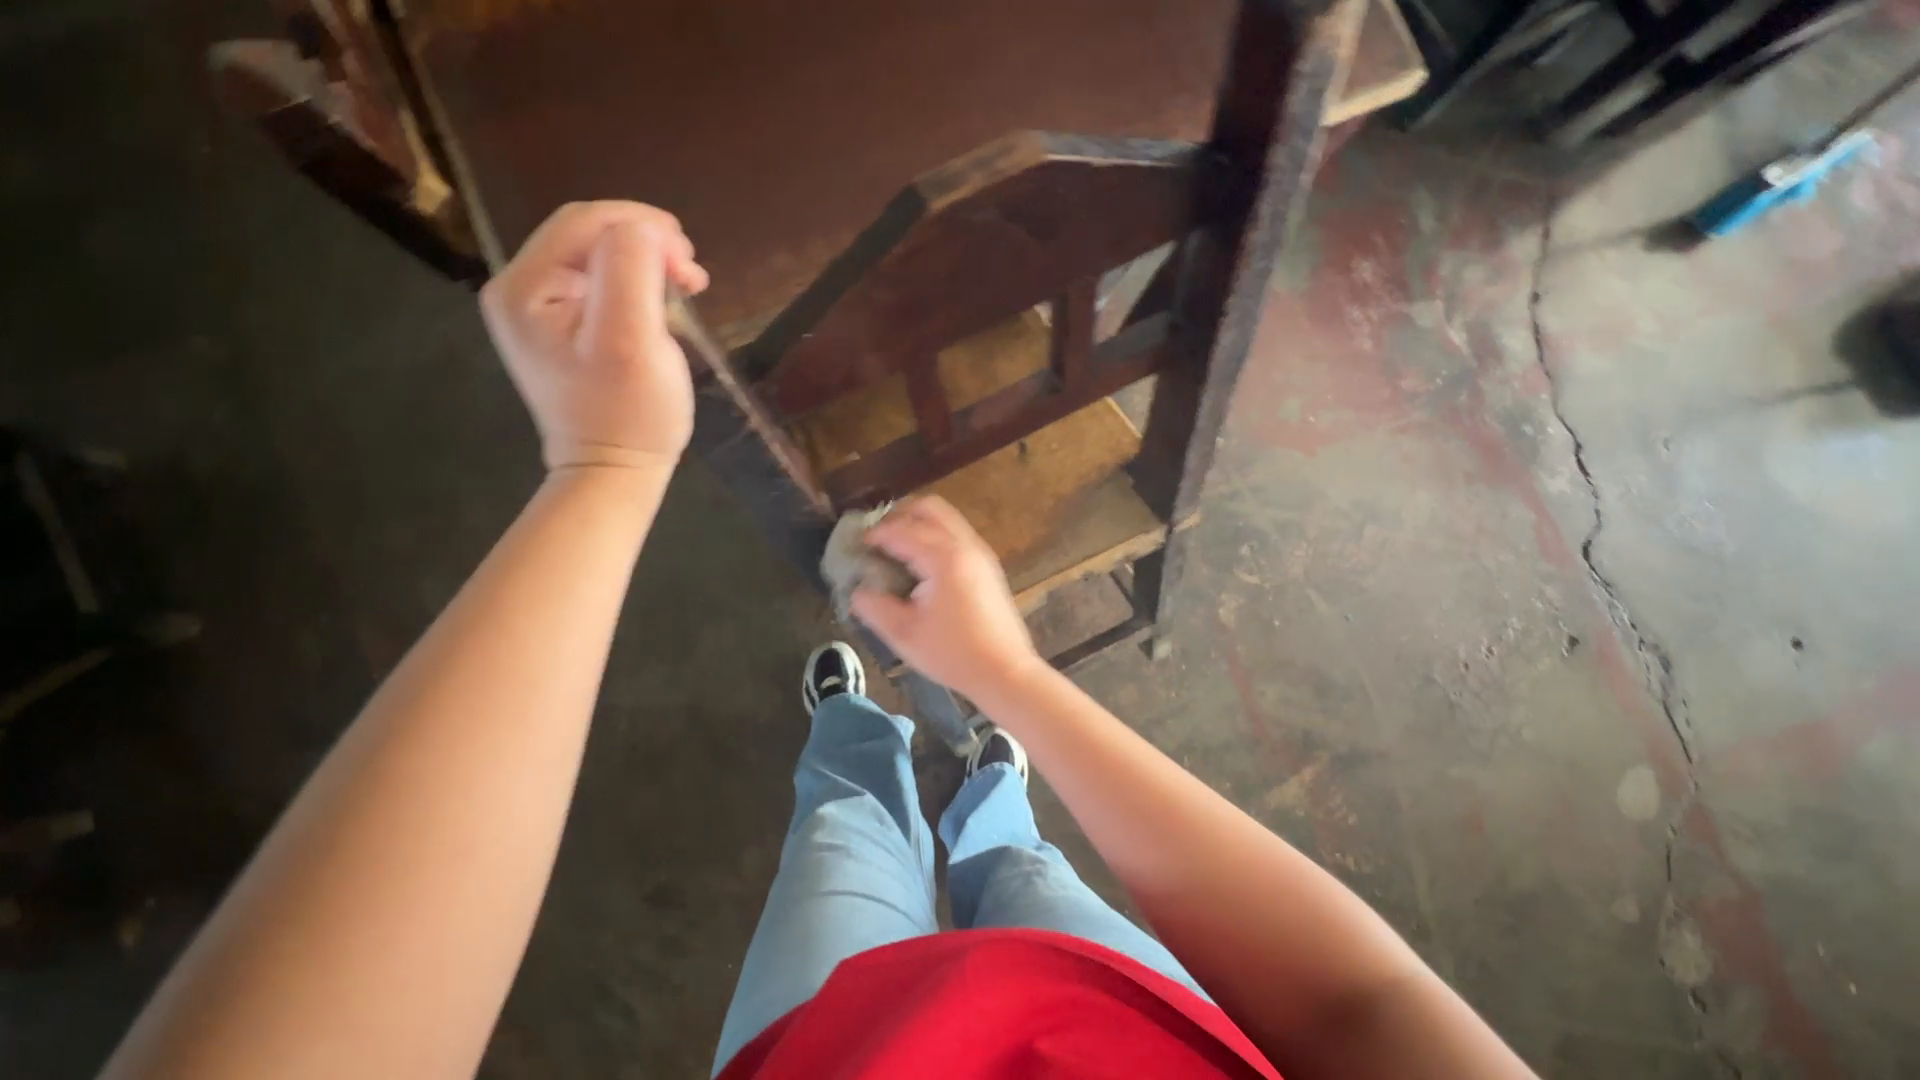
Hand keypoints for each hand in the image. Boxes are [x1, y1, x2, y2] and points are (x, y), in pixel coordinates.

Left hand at [481, 201, 711, 469]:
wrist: (614, 472)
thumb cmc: (630, 414)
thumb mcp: (633, 339)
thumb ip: (631, 269)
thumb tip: (645, 229)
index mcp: (525, 287)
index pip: (584, 221)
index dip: (642, 226)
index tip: (690, 262)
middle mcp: (518, 289)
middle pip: (588, 233)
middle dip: (646, 242)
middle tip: (692, 274)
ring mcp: (535, 308)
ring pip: (597, 255)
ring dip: (646, 260)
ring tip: (685, 285)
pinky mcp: (557, 326)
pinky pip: (597, 282)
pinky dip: (636, 282)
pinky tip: (663, 301)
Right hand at [850, 496, 1042, 697]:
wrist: (1005, 672)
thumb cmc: (953, 654)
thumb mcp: (904, 634)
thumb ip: (875, 607)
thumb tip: (858, 591)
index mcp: (943, 557)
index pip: (901, 530)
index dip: (874, 535)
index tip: (855, 547)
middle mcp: (965, 545)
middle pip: (929, 508)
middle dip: (899, 516)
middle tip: (878, 539)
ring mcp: (981, 554)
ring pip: (946, 519)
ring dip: (919, 525)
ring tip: (896, 550)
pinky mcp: (988, 567)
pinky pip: (957, 535)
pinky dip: (936, 537)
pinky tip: (921, 566)